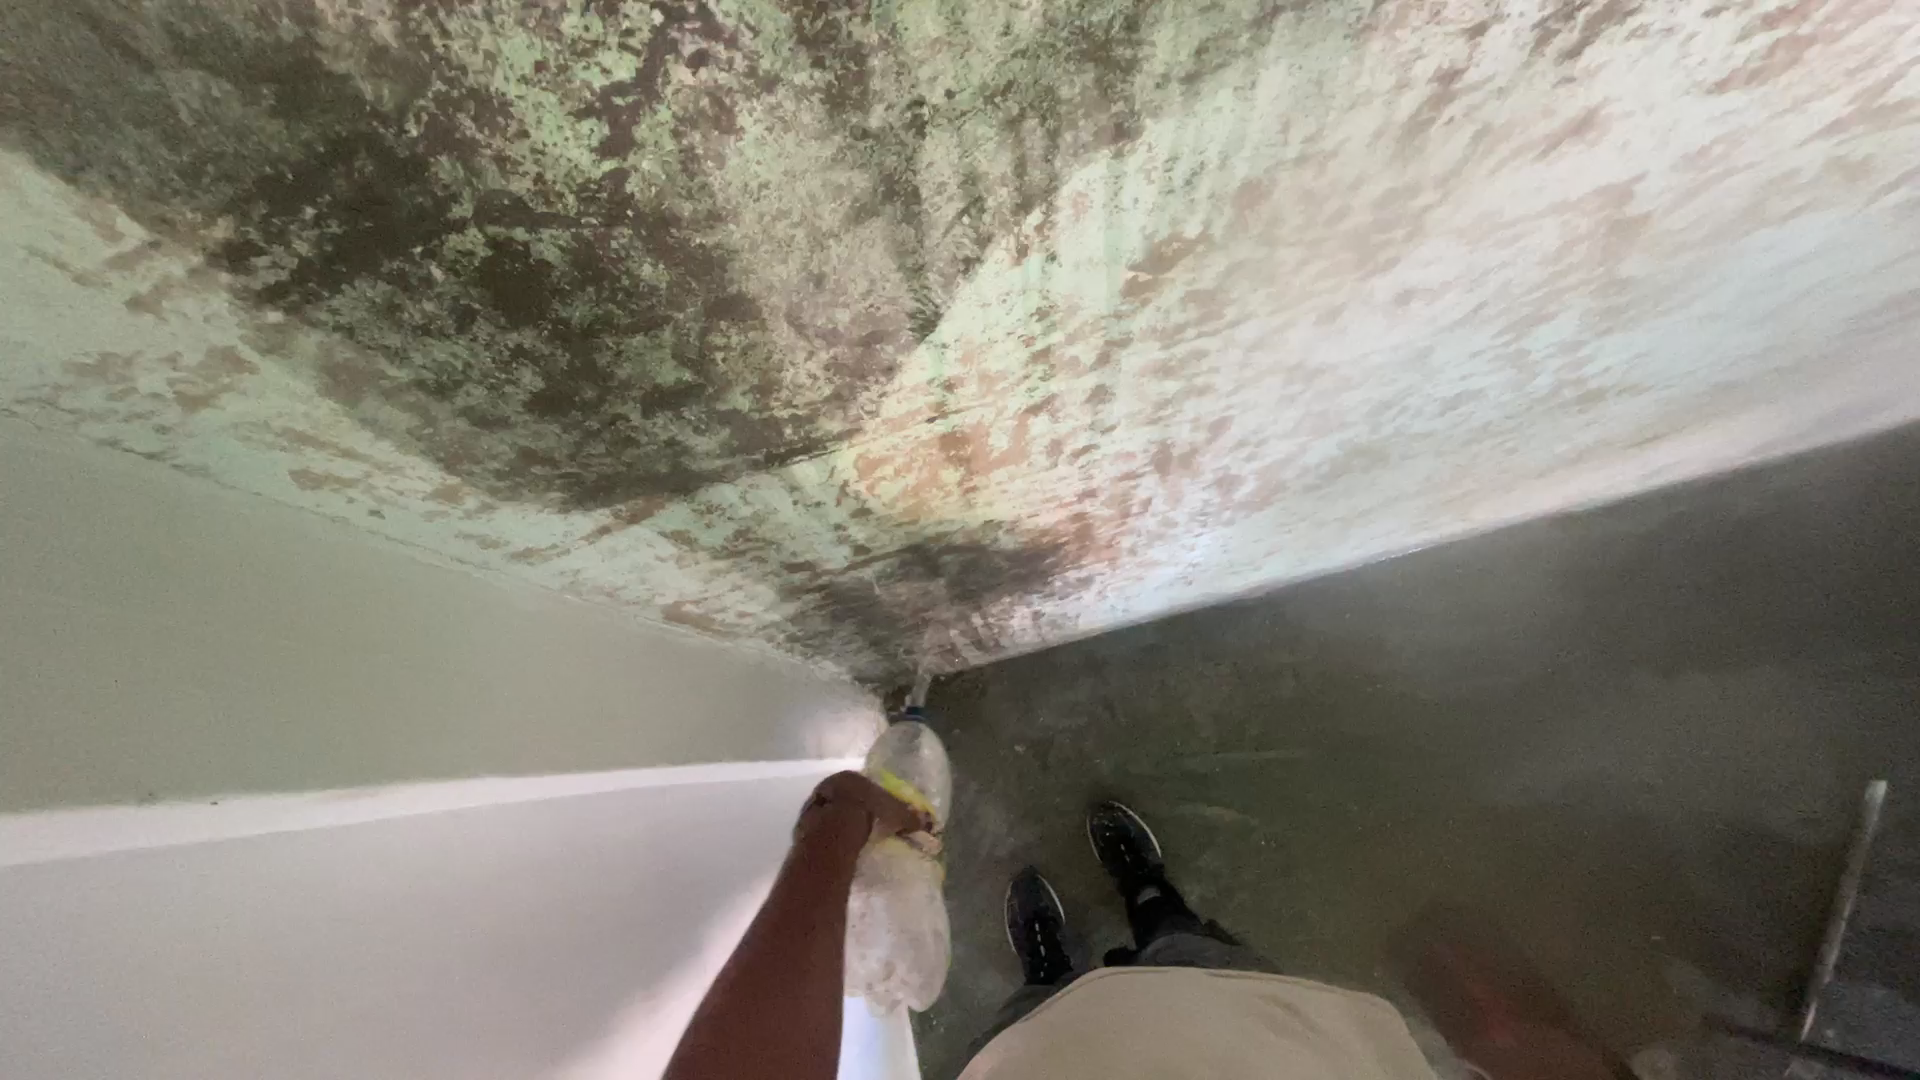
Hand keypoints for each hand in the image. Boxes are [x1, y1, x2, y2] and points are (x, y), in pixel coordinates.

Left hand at [794, 771, 933, 850]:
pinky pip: (820, 835)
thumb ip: (909, 816)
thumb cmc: (866, 814)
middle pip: (842, 800)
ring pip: (828, 816)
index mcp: (846, 778)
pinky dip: (830, 842)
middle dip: (853, 812)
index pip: (859, 784)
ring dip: (839, 827)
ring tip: (854, 843)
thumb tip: (928, 821)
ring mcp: (810, 810)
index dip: (870, 798)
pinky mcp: (802, 831)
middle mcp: (825, 789)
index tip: (878, 811)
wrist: (833, 835)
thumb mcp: (893, 813)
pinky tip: (840, 852)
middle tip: (866, 828)